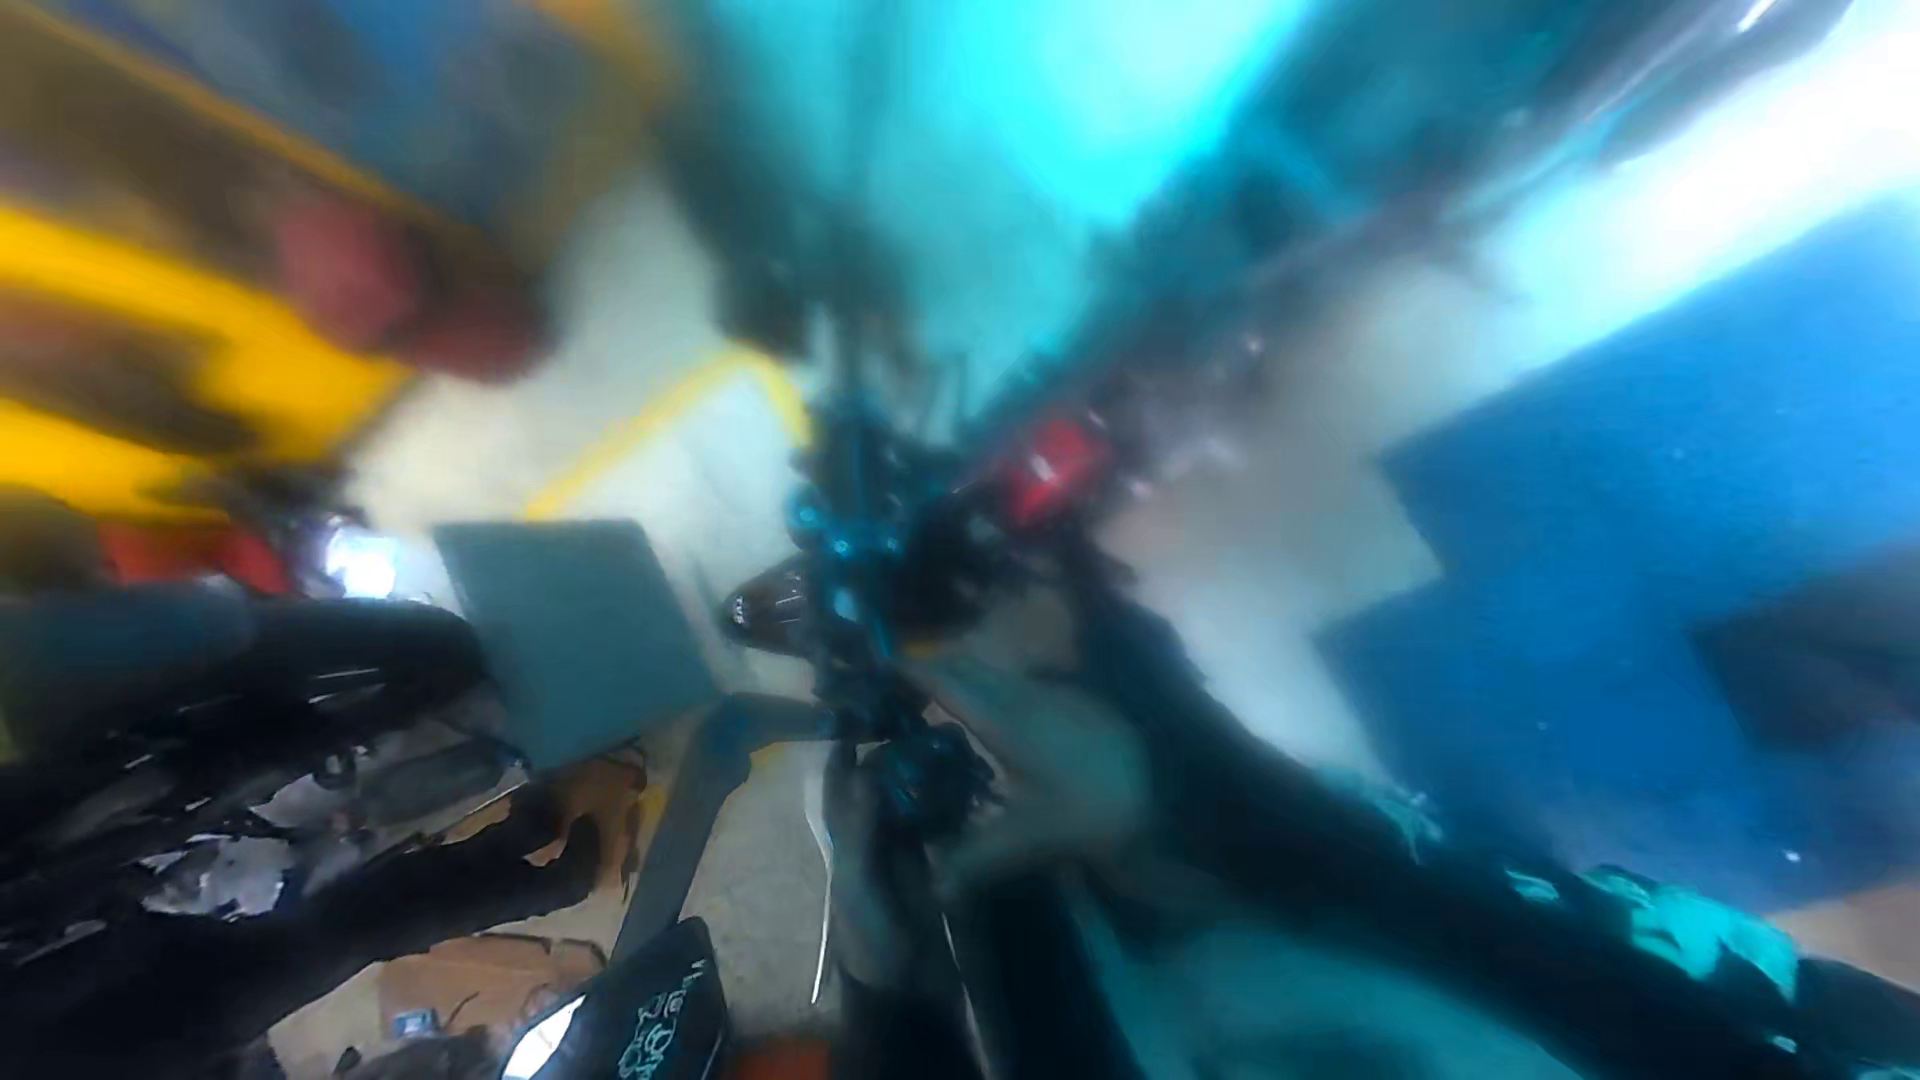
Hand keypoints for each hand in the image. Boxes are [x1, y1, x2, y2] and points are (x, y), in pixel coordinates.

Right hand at [907, 650, 1149, 899]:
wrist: (1172, 787)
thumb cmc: (1095, 806)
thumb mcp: (1032, 838)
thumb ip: (977, 860)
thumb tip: (933, 890)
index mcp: (1003, 716)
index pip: (943, 680)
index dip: (907, 671)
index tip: (874, 672)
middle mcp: (1020, 692)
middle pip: (963, 666)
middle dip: (926, 673)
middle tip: (895, 697)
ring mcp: (1046, 691)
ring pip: (989, 672)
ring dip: (957, 680)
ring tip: (932, 708)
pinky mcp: (1065, 699)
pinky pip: (1011, 683)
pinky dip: (984, 692)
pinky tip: (986, 725)